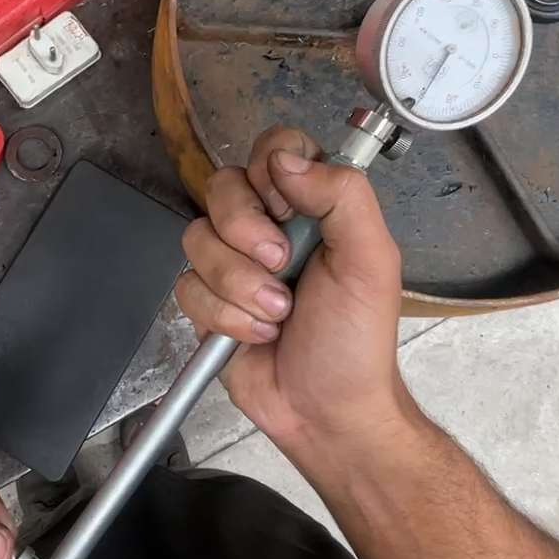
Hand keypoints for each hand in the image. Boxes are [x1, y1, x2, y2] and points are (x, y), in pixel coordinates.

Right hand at [174, 125, 413, 455]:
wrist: (327, 410)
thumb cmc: (356, 338)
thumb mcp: (372, 262)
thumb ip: (344, 196)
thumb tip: (285, 161)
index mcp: (309, 205)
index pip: (273, 148)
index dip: (269, 170)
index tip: (288, 208)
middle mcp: (265, 224)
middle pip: (221, 187)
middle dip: (245, 232)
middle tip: (282, 266)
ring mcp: (230, 261)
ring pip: (196, 238)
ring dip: (238, 284)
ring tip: (277, 315)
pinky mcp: (205, 299)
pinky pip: (186, 286)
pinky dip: (223, 315)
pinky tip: (255, 335)